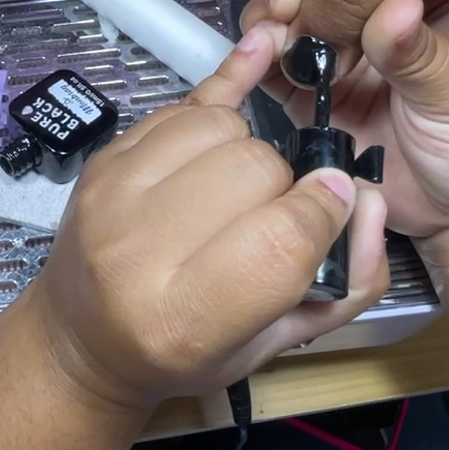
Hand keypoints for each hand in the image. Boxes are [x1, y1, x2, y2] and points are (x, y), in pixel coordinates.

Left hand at [24, 26, 390, 413]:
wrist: (84, 340)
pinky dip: (215, 111)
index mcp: (181, 321)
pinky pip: (177, 108)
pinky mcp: (100, 162)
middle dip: (284, 183)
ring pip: (217, 125)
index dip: (323, 213)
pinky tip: (240, 94)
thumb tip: (365, 199)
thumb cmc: (180, 355)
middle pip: (251, 169)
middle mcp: (136, 254)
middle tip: (273, 207)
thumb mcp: (270, 347)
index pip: (279, 241)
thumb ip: (342, 284)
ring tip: (238, 182)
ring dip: (246, 146)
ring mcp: (110, 198)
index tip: (332, 207)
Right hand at [249, 0, 448, 247]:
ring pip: (289, 11)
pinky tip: (259, 57)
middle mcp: (376, 12)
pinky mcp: (307, 93)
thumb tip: (391, 7)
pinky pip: (270, 64)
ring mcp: (338, 51)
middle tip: (290, 1)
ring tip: (274, 33)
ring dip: (271, 13)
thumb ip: (423, 55)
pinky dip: (257, 57)